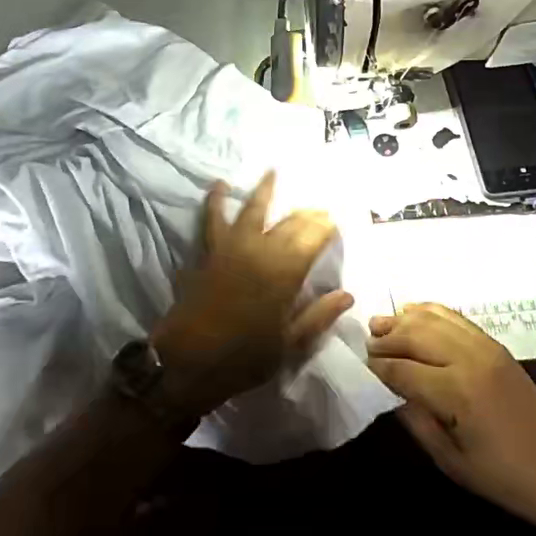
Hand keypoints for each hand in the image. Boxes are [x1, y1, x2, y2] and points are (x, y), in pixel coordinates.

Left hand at [151, 172, 349, 418]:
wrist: (187, 363)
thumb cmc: (244, 357)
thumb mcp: (290, 344)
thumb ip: (319, 316)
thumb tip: (348, 295)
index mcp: (286, 272)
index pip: (314, 238)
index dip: (327, 228)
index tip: (336, 223)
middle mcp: (262, 251)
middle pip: (290, 223)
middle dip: (307, 213)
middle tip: (318, 209)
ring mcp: (232, 248)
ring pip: (253, 211)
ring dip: (264, 190)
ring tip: (272, 172)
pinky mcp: (209, 252)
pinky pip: (212, 220)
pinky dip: (216, 201)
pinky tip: (219, 185)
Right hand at [367, 303, 535, 528]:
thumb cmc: (500, 475)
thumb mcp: (449, 459)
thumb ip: (415, 420)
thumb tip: (388, 392)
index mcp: (457, 391)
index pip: (403, 369)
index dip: (377, 367)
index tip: (357, 366)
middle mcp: (470, 358)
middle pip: (417, 334)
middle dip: (387, 337)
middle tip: (364, 342)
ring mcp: (486, 346)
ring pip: (436, 319)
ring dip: (406, 319)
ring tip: (381, 323)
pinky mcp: (496, 344)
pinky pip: (458, 318)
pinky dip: (433, 312)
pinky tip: (415, 314)